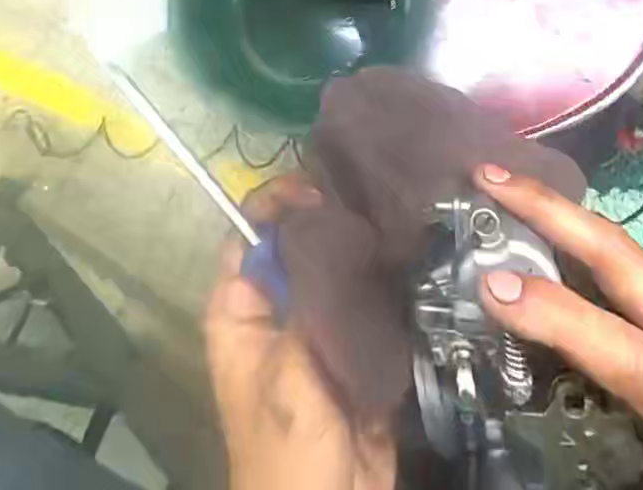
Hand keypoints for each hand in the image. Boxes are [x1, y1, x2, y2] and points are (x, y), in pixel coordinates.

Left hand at [204, 174, 395, 489]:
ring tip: (386, 216)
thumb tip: (322, 235)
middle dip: (324, 217)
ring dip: (354, 242)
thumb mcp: (288, 376)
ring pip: (329, 265)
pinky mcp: (348, 339)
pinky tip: (401, 252)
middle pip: (294, 244)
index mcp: (241, 310)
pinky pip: (359, 293)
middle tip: (363, 199)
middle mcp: (274, 306)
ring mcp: (313, 321)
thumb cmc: (289, 452)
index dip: (275, 205)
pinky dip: (377, 274)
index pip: (249, 236)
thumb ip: (303, 305)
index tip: (315, 190)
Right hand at [471, 165, 642, 489]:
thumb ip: (641, 440)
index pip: (622, 352)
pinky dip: (608, 249)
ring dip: (568, 217)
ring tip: (515, 197)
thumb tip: (573, 400)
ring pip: (636, 251)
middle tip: (488, 176)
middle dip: (550, 211)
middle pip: (624, 260)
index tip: (491, 282)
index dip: (555, 315)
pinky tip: (586, 252)